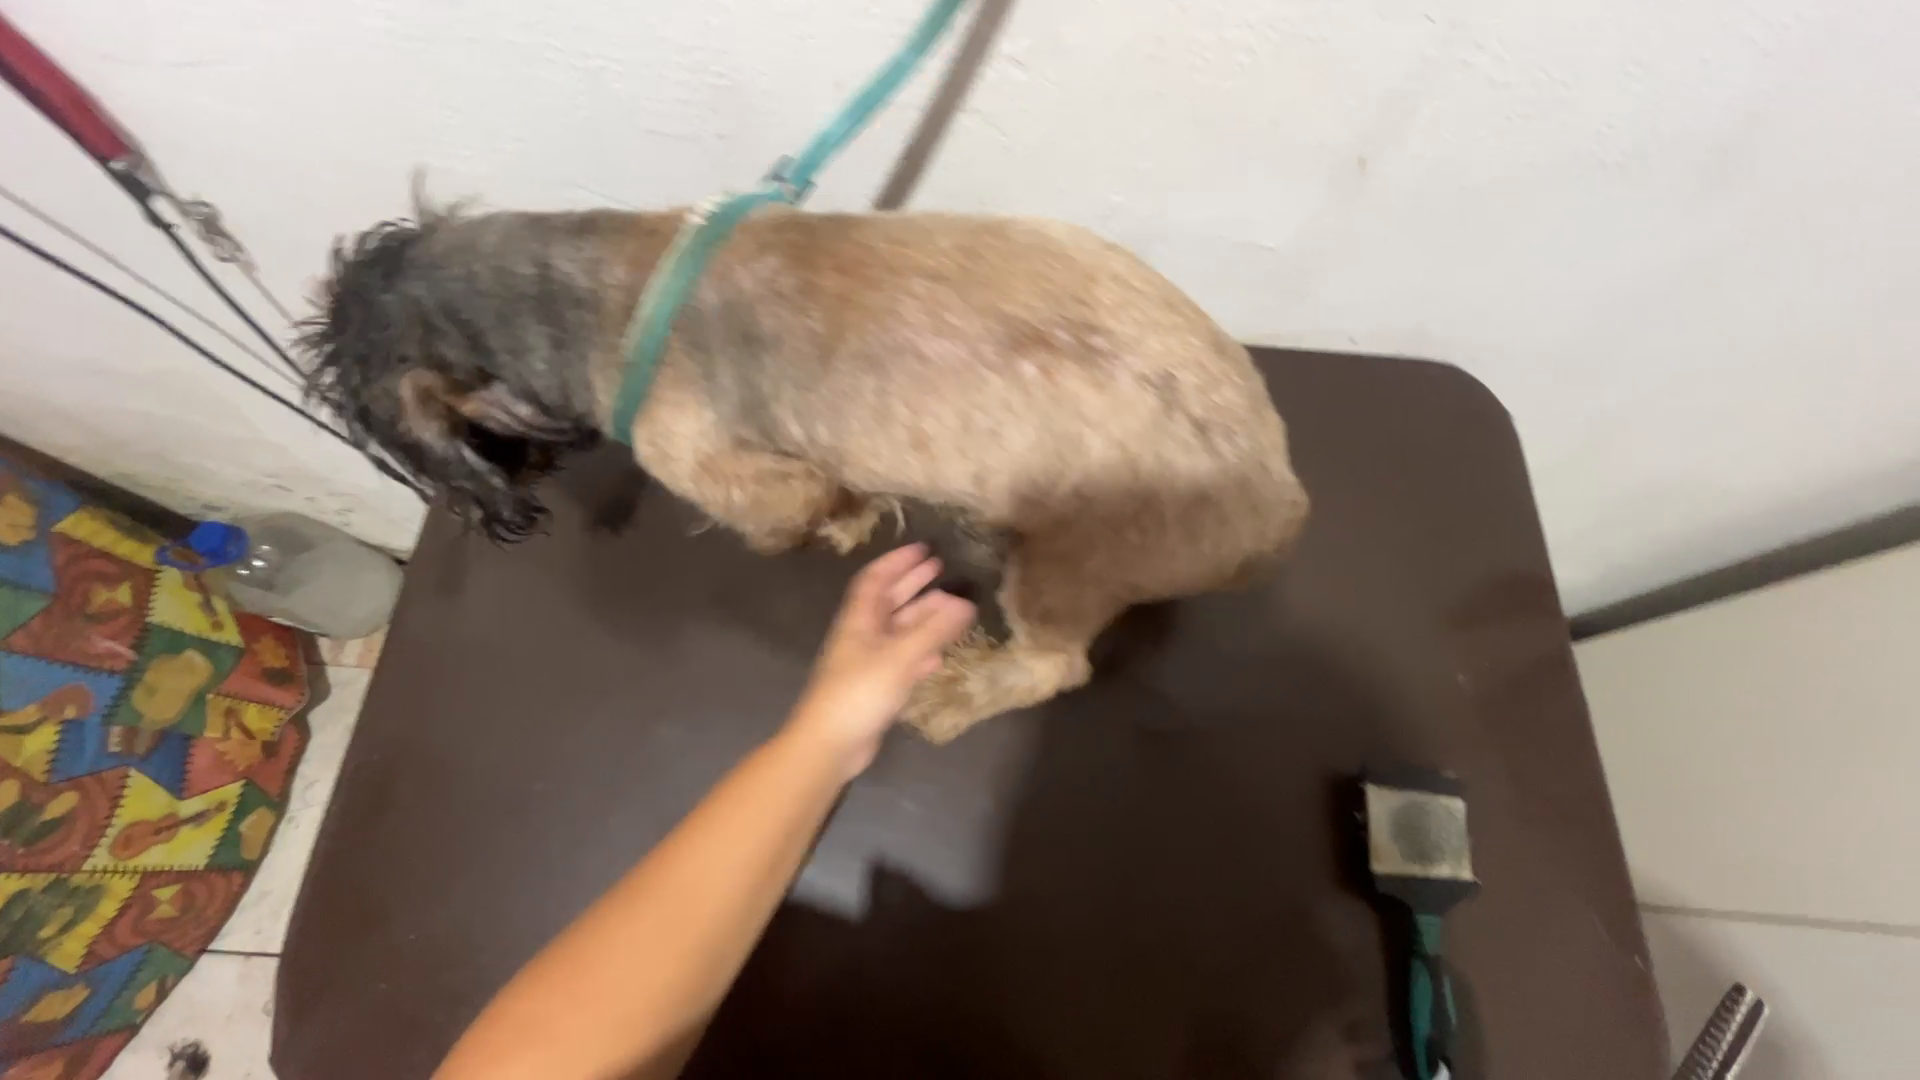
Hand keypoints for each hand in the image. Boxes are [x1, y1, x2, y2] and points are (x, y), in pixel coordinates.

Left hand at [784, 544, 976, 777]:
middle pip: (888, 601)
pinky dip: (921, 652)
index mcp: (859, 620)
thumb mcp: (900, 657)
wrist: (829, 744)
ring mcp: (869, 663)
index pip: (875, 579)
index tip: (923, 549)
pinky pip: (903, 660)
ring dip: (922, 617)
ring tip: (952, 606)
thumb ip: (933, 630)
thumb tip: (965, 602)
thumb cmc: (859, 693)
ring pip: (899, 631)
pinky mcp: (877, 687)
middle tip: (939, 567)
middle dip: (912, 583)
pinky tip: (939, 655)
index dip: (897, 561)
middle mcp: (862, 636)